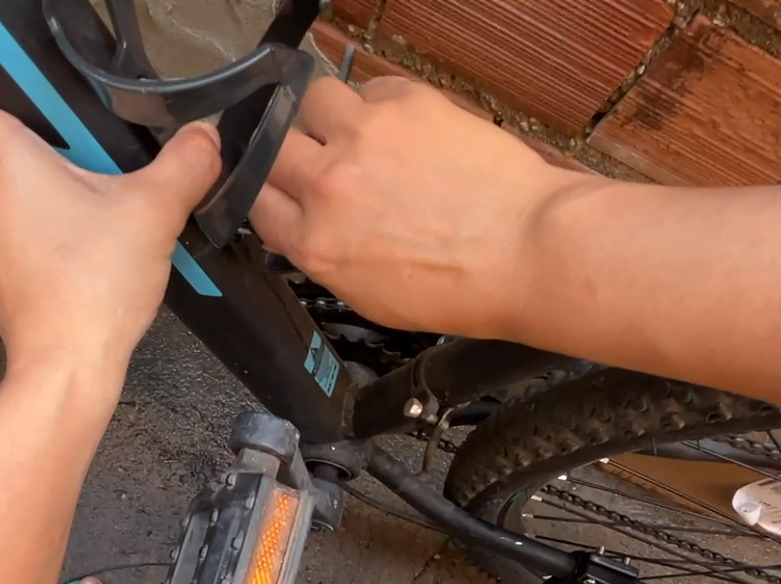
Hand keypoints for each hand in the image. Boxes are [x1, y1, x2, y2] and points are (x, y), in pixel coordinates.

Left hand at [0, 23, 220, 395]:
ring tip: (95, 184)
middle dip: (25, 110)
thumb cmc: (90, 289)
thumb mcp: (150, 214)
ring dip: (39, 159)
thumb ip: (183, 165)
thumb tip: (203, 137)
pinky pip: (7, 204)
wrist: (67, 367)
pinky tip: (86, 227)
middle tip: (81, 129)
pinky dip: (40, 200)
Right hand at [251, 77, 590, 340]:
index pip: (256, 203)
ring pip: (311, 100)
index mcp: (317, 246)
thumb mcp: (372, 299)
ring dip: (326, 117)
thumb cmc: (459, 290)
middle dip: (285, 153)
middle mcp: (327, 186)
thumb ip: (329, 258)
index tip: (276, 189)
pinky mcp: (404, 101)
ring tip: (357, 135)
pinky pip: (367, 87)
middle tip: (314, 159)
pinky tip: (402, 130)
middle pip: (270, 147)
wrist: (524, 252)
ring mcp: (363, 136)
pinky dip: (375, 104)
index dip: (265, 194)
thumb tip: (312, 230)